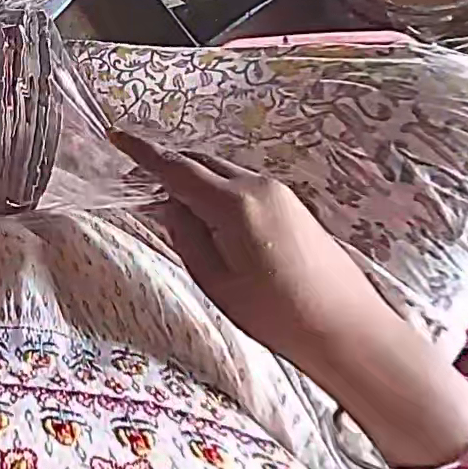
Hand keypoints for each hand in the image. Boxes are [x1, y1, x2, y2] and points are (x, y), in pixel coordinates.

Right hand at [112, 131, 401, 366]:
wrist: (351, 332)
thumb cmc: (278, 316)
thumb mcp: (216, 280)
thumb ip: (185, 234)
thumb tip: (170, 204)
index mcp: (233, 203)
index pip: (175, 167)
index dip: (142, 152)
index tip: (116, 136)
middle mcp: (255, 185)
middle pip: (197, 161)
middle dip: (165, 167)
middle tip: (138, 186)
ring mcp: (276, 190)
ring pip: (218, 170)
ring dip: (191, 179)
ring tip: (172, 208)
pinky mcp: (289, 202)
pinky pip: (238, 183)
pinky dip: (214, 189)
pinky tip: (208, 217)